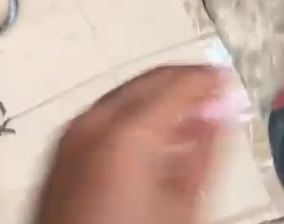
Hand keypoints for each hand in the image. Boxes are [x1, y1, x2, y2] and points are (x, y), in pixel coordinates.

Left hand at [33, 65, 228, 223]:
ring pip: (126, 97)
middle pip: (151, 82)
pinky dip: (130, 120)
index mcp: (128, 129)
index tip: (224, 81)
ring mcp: (71, 137)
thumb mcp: (180, 206)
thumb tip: (218, 116)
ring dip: (158, 102)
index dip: (210, 77)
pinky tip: (151, 143)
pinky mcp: (59, 153)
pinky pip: (103, 119)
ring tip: (186, 124)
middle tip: (211, 98)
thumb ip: (205, 149)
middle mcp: (95, 122)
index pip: (180, 79)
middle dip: (184, 86)